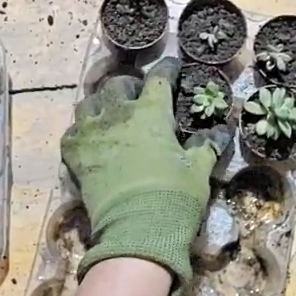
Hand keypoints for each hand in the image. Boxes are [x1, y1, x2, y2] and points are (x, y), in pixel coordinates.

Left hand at [61, 59, 224, 286]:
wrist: (137, 229)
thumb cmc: (174, 195)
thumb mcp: (199, 169)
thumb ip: (208, 145)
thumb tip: (223, 130)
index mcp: (152, 112)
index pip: (159, 77)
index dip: (167, 69)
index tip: (172, 67)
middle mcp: (118, 113)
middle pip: (117, 84)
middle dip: (128, 84)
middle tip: (137, 93)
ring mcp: (92, 132)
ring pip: (89, 103)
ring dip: (100, 104)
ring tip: (108, 112)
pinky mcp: (75, 154)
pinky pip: (72, 132)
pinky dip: (80, 132)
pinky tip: (89, 139)